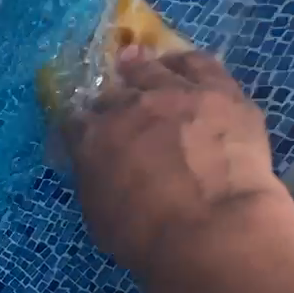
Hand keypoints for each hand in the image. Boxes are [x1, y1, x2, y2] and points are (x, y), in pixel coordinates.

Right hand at [64, 47, 293, 276]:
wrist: (209, 224)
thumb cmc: (141, 233)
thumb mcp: (98, 211)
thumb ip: (95, 179)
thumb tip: (99, 167)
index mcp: (91, 140)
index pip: (72, 123)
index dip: (74, 126)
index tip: (76, 132)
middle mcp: (128, 107)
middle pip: (111, 91)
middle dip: (106, 96)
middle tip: (108, 98)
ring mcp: (177, 94)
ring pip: (152, 68)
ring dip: (140, 65)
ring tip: (135, 59)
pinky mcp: (221, 91)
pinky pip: (199, 64)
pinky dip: (184, 63)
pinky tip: (181, 62)